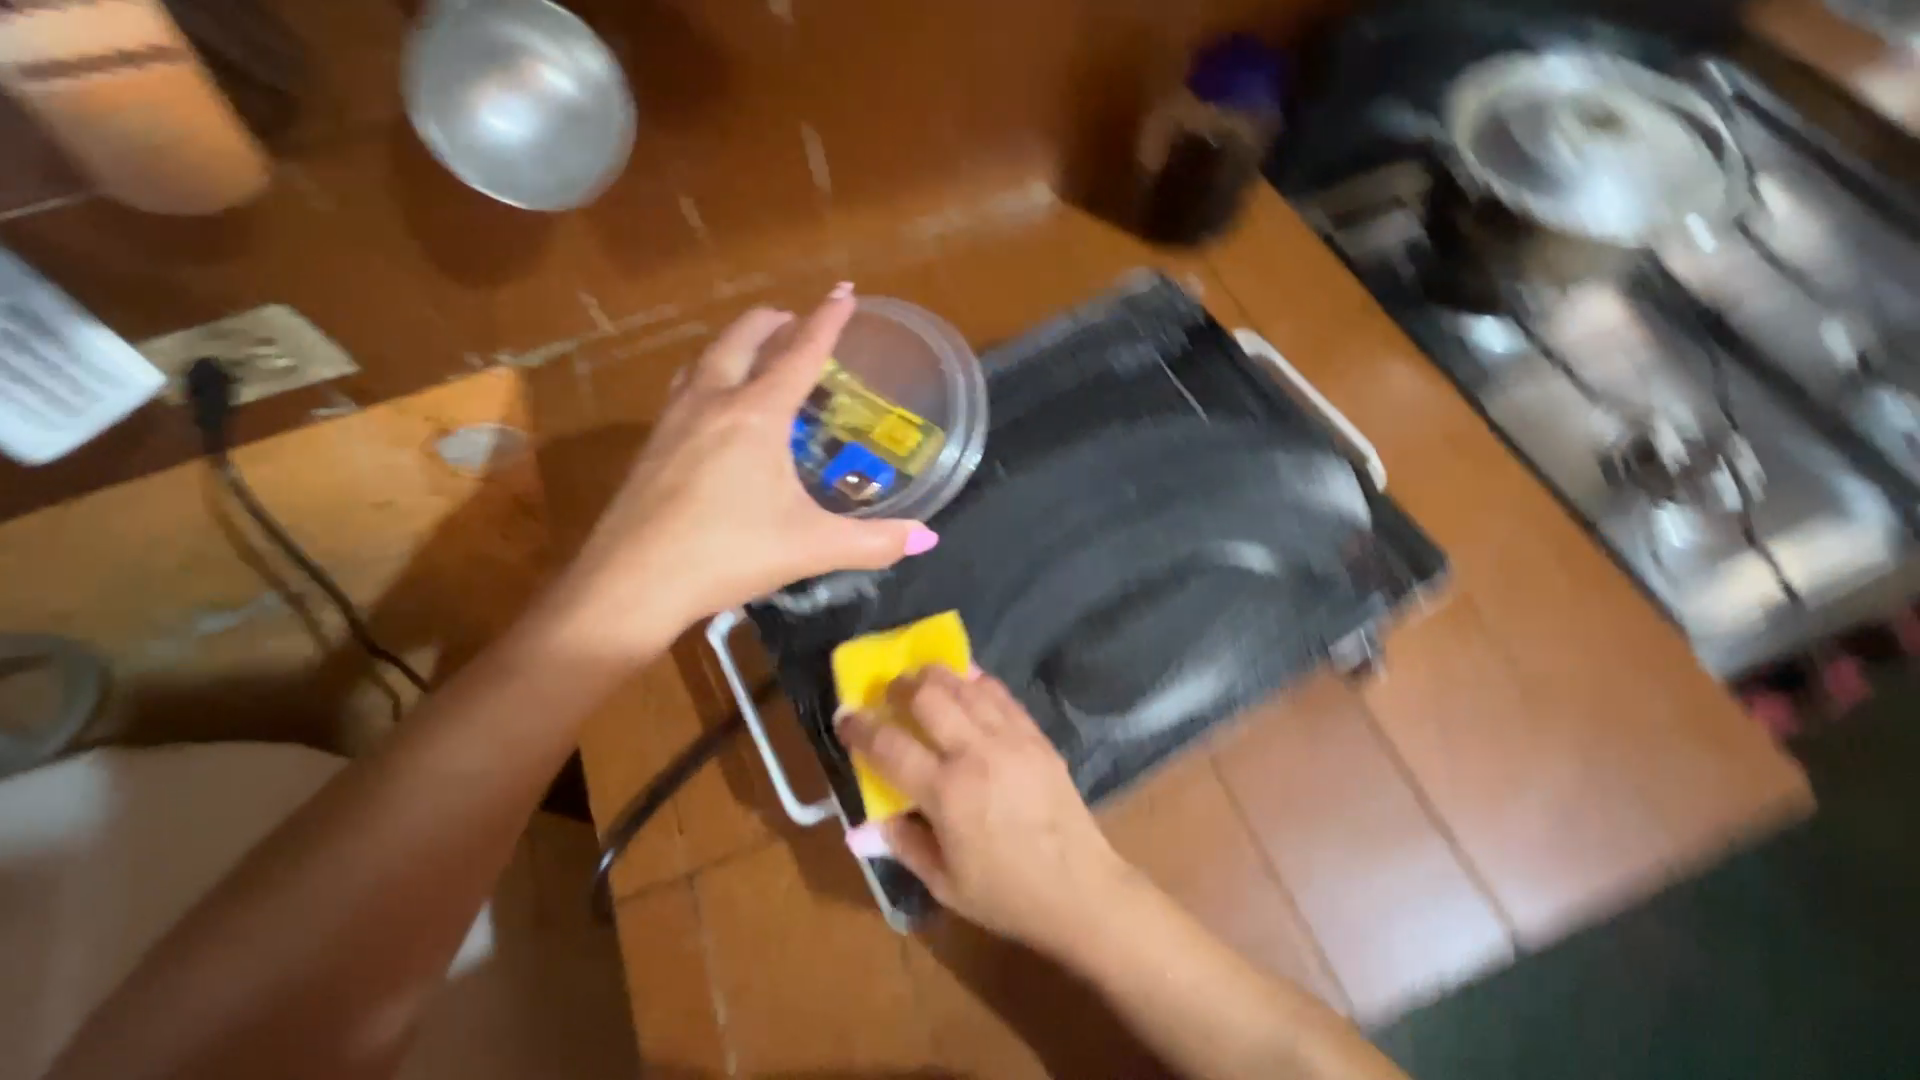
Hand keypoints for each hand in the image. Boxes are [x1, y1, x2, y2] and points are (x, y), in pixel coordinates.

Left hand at [556, 285, 936, 651]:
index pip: (799, 353)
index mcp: (756, 414)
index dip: (826, 321)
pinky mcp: (650, 447)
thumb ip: (873, 543)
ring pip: (704, 360)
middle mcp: (712, 402)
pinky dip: (706, 377)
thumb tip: (927, 537)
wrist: (632, 583)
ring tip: (750, 349)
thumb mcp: (811, 548)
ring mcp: (673, 422)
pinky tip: (708, 406)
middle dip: (771, 321)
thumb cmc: (728, 554)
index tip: (843, 292)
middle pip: (741, 340)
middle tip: (793, 318)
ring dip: (732, 344)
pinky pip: (683, 390)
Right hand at [836, 668, 1130, 954]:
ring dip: (937, 676)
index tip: (844, 717)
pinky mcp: (1037, 737)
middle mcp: (975, 754)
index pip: (888, 745)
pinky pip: (1001, 695)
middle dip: (900, 686)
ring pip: (966, 686)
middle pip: (928, 696)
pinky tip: (967, 686)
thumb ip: (902, 844)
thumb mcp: (943, 883)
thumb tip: (868, 821)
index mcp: (946, 793)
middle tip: (889, 693)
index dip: (859, 727)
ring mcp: (1011, 740)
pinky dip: (977, 684)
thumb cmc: (1007, 894)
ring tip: (923, 681)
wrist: (1081, 890)